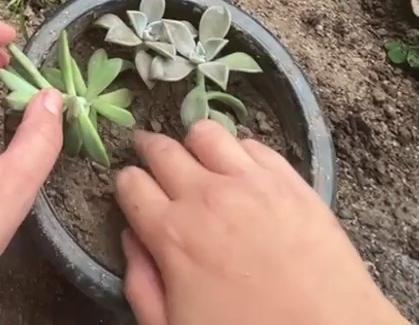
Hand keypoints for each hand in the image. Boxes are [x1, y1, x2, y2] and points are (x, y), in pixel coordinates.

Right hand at [116, 122, 407, 324]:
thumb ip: (142, 286)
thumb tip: (131, 239)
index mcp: (173, 234)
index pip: (130, 183)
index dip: (128, 186)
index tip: (135, 194)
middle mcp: (205, 196)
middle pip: (161, 148)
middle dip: (149, 149)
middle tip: (151, 156)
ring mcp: (250, 183)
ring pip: (206, 133)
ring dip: (195, 144)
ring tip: (200, 159)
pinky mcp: (290, 182)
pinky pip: (253, 144)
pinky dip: (240, 152)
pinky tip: (243, 172)